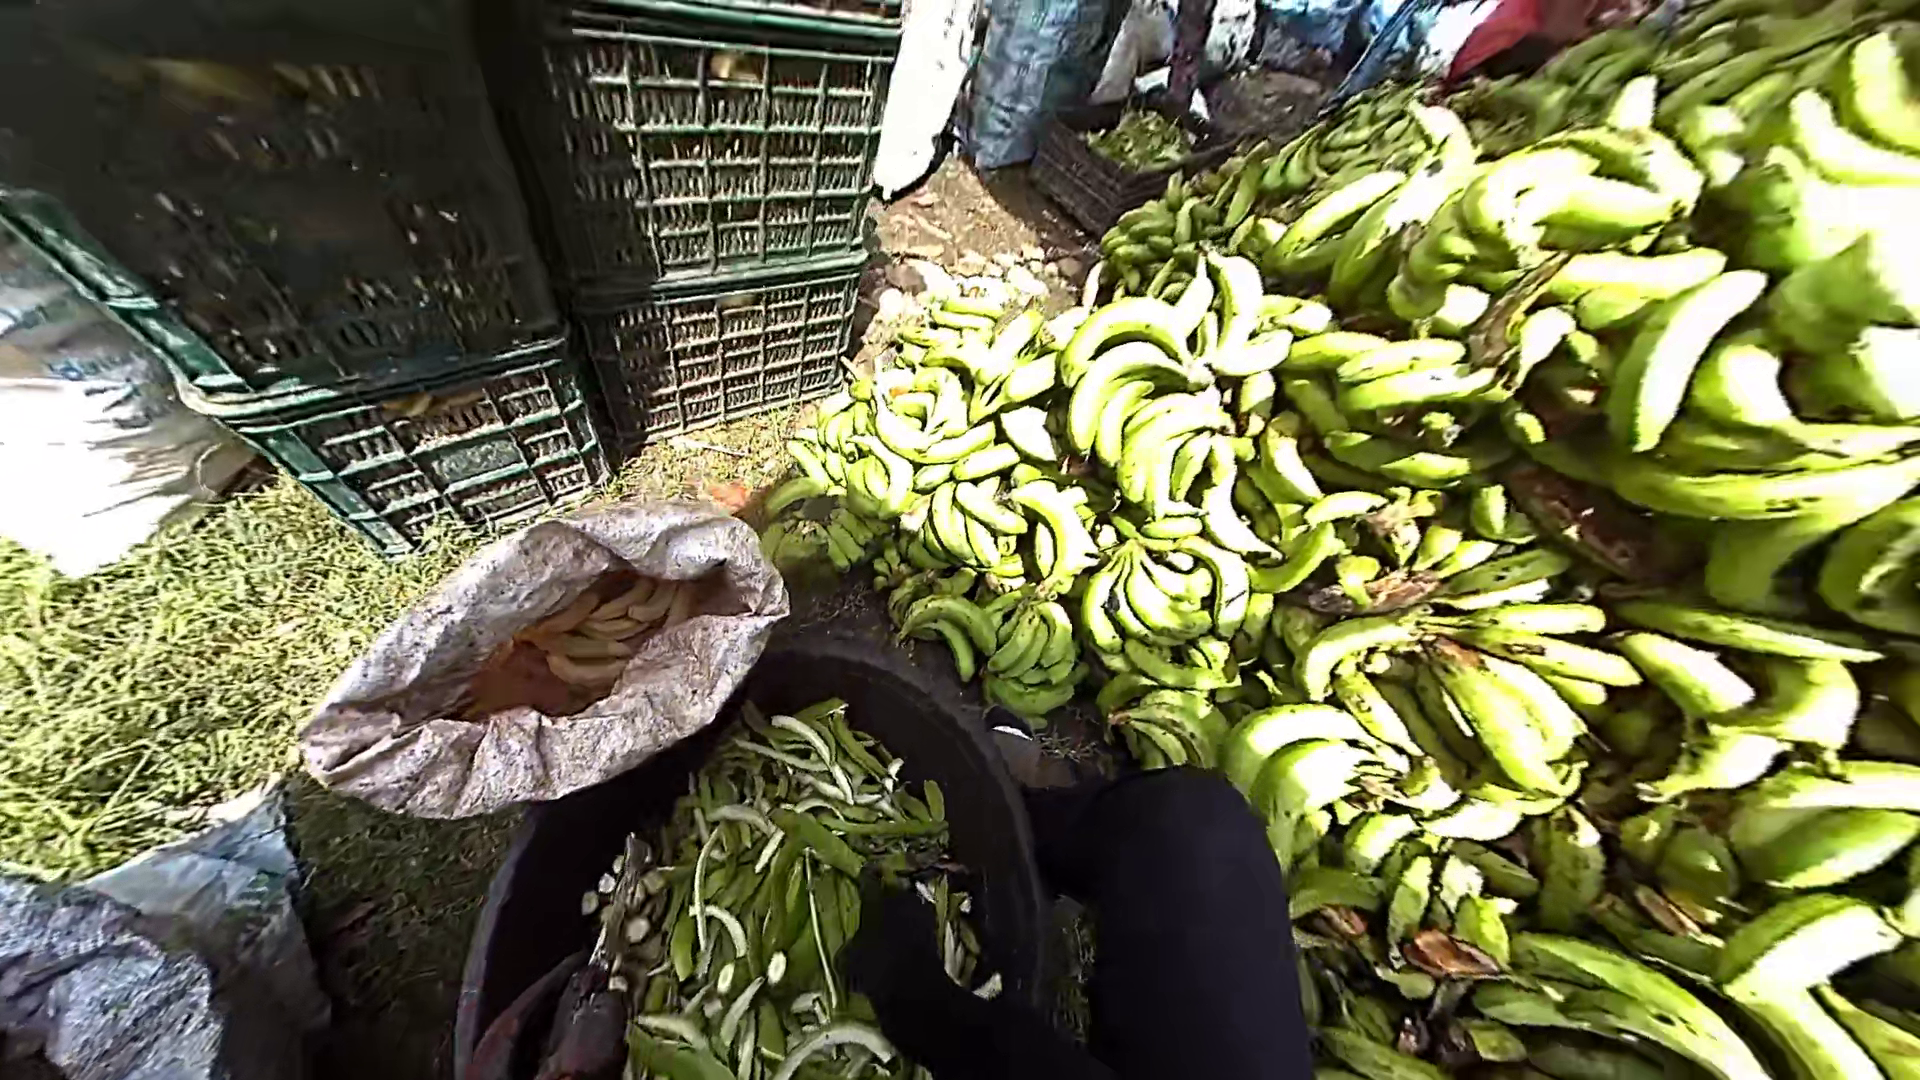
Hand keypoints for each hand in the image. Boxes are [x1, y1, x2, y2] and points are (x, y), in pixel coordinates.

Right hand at [842, 869, 951, 1009]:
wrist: (915, 987)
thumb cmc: (876, 969)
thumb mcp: (850, 962)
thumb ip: (848, 949)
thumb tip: (847, 949)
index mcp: (876, 899)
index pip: (868, 879)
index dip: (864, 877)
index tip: (860, 876)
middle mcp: (899, 897)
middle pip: (891, 888)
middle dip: (884, 895)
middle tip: (875, 905)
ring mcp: (919, 910)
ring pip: (907, 903)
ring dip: (901, 909)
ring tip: (892, 922)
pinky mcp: (933, 927)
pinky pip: (920, 919)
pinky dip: (914, 925)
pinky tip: (908, 936)